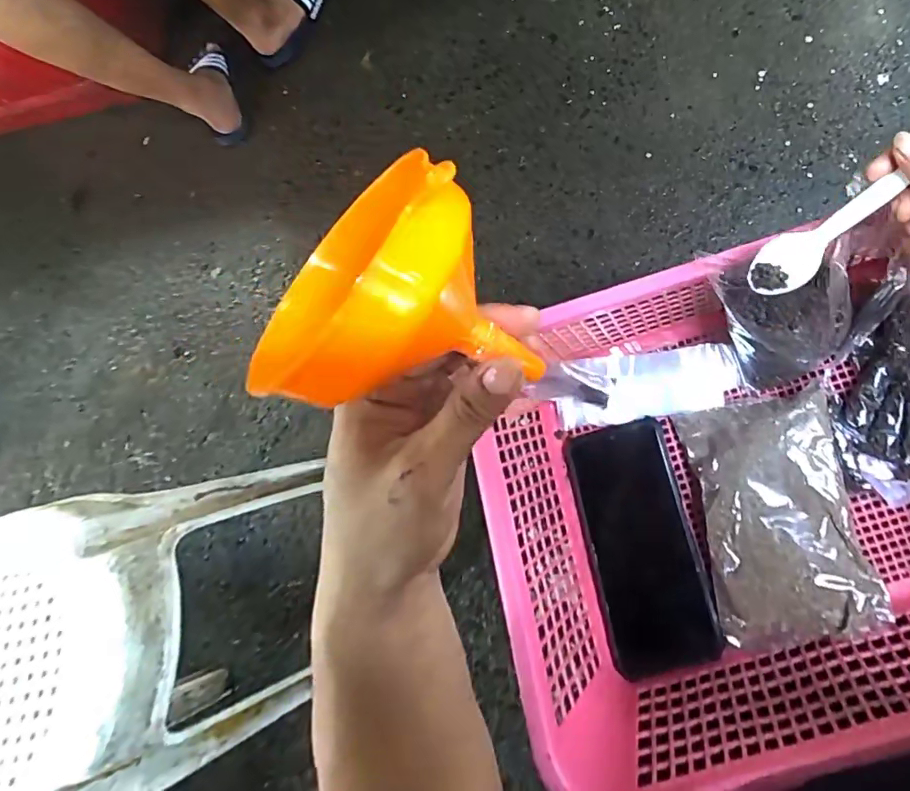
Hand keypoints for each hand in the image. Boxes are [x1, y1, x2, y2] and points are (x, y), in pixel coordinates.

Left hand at [314, 304, 541, 621]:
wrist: (384, 589)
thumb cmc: (383, 532)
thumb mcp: (424, 471)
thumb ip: (466, 416)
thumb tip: (511, 364)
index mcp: (369, 393)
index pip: (418, 341)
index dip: (466, 323)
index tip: (516, 320)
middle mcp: (392, 393)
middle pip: (444, 349)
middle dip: (489, 339)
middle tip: (537, 333)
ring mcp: (418, 411)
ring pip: (463, 371)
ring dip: (499, 362)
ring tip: (539, 356)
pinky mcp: (441, 428)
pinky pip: (473, 397)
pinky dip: (499, 391)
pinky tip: (527, 390)